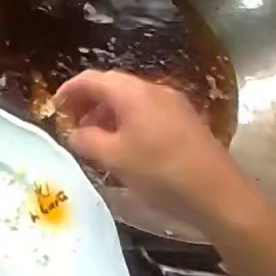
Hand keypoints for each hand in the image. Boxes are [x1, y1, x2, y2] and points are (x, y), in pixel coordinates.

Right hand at [53, 69, 275, 233]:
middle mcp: (152, 89)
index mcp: (131, 92)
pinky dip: (128, 120)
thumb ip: (86, 140)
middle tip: (73, 124)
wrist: (221, 196)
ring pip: (130, 99)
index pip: (90, 79)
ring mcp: (173, 103)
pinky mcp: (186, 120)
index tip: (54, 108)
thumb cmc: (161, 173)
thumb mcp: (114, 159)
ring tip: (97, 139)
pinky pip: (147, 111)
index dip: (68, 91)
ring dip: (108, 113)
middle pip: (111, 86)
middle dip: (87, 102)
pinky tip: (127, 147)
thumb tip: (74, 132)